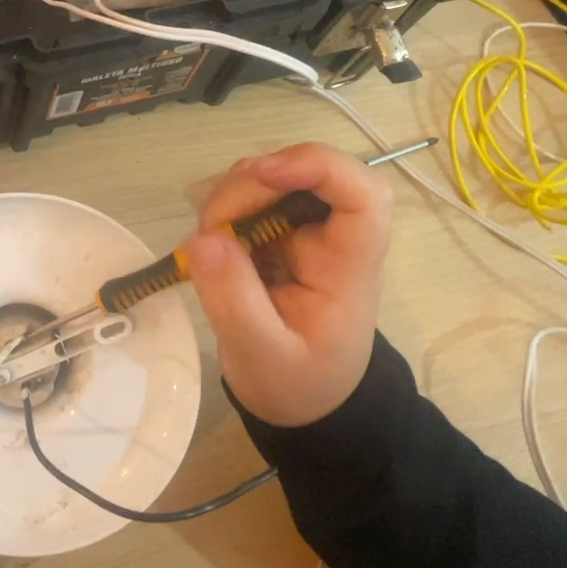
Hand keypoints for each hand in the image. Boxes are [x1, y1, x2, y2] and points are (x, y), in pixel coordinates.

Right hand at [184, 142, 393, 426]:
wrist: (303, 400)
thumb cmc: (296, 384)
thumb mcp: (262, 356)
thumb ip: (234, 302)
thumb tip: (203, 239)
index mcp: (349, 265)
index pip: (363, 194)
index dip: (318, 166)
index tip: (264, 176)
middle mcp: (331, 235)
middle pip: (303, 174)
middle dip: (248, 188)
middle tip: (210, 233)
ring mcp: (301, 229)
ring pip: (268, 178)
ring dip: (229, 199)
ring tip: (208, 247)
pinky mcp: (275, 230)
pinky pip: (247, 196)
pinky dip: (221, 210)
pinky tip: (211, 246)